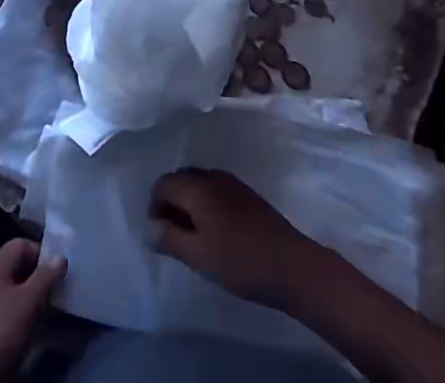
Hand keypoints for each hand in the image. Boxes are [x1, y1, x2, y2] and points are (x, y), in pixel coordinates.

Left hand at [0, 239, 65, 382]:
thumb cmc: (3, 328)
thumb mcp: (29, 300)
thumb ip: (46, 276)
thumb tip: (61, 257)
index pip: (20, 245)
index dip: (41, 252)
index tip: (58, 270)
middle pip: (18, 264)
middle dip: (40, 273)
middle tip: (59, 287)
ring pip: (16, 286)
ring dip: (35, 292)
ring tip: (52, 305)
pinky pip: (11, 304)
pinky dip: (26, 307)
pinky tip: (37, 321)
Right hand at [148, 168, 329, 309]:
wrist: (294, 266)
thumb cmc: (242, 263)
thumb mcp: (199, 257)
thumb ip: (169, 239)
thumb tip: (149, 228)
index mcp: (199, 188)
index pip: (163, 183)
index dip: (155, 206)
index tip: (160, 234)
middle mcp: (214, 177)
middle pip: (180, 179)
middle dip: (171, 202)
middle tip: (174, 235)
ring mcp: (233, 183)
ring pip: (199, 183)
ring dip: (188, 203)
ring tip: (193, 235)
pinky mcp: (247, 194)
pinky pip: (215, 189)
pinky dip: (205, 203)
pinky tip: (215, 231)